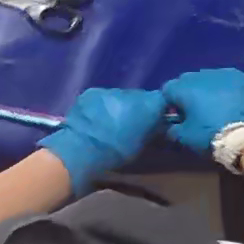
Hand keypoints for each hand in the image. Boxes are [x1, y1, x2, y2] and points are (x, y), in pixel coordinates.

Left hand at [38, 87, 167, 194]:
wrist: (83, 150)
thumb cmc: (118, 154)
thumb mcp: (143, 146)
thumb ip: (154, 131)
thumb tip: (159, 126)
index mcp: (148, 104)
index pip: (160, 100)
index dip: (157, 110)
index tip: (152, 121)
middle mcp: (130, 92)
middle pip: (138, 97)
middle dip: (135, 108)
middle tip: (129, 124)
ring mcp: (109, 90)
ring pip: (118, 96)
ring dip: (117, 106)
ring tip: (109, 123)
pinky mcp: (90, 92)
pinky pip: (100, 97)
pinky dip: (100, 106)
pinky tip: (94, 120)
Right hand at [161, 68, 243, 154]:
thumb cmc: (211, 135)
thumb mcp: (185, 137)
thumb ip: (172, 128)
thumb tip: (170, 125)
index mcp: (183, 88)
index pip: (167, 90)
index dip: (171, 103)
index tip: (178, 115)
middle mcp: (199, 75)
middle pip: (186, 81)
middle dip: (188, 94)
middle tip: (195, 111)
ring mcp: (220, 73)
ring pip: (206, 78)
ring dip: (206, 89)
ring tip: (214, 105)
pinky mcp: (238, 76)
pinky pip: (224, 79)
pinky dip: (223, 87)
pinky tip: (228, 100)